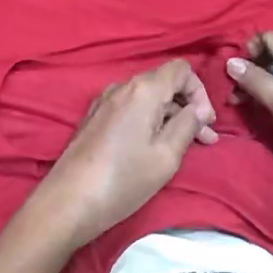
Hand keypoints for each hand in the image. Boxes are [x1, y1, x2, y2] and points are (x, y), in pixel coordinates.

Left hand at [32, 59, 219, 247]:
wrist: (67, 203)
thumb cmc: (123, 180)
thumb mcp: (166, 156)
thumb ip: (188, 125)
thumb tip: (199, 109)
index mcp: (144, 89)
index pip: (182, 69)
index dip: (200, 92)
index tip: (205, 123)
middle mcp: (123, 86)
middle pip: (165, 82)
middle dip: (188, 106)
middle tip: (205, 139)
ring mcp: (105, 101)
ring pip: (148, 97)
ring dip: (170, 116)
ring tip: (184, 146)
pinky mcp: (94, 118)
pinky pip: (131, 108)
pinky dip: (149, 120)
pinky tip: (154, 145)